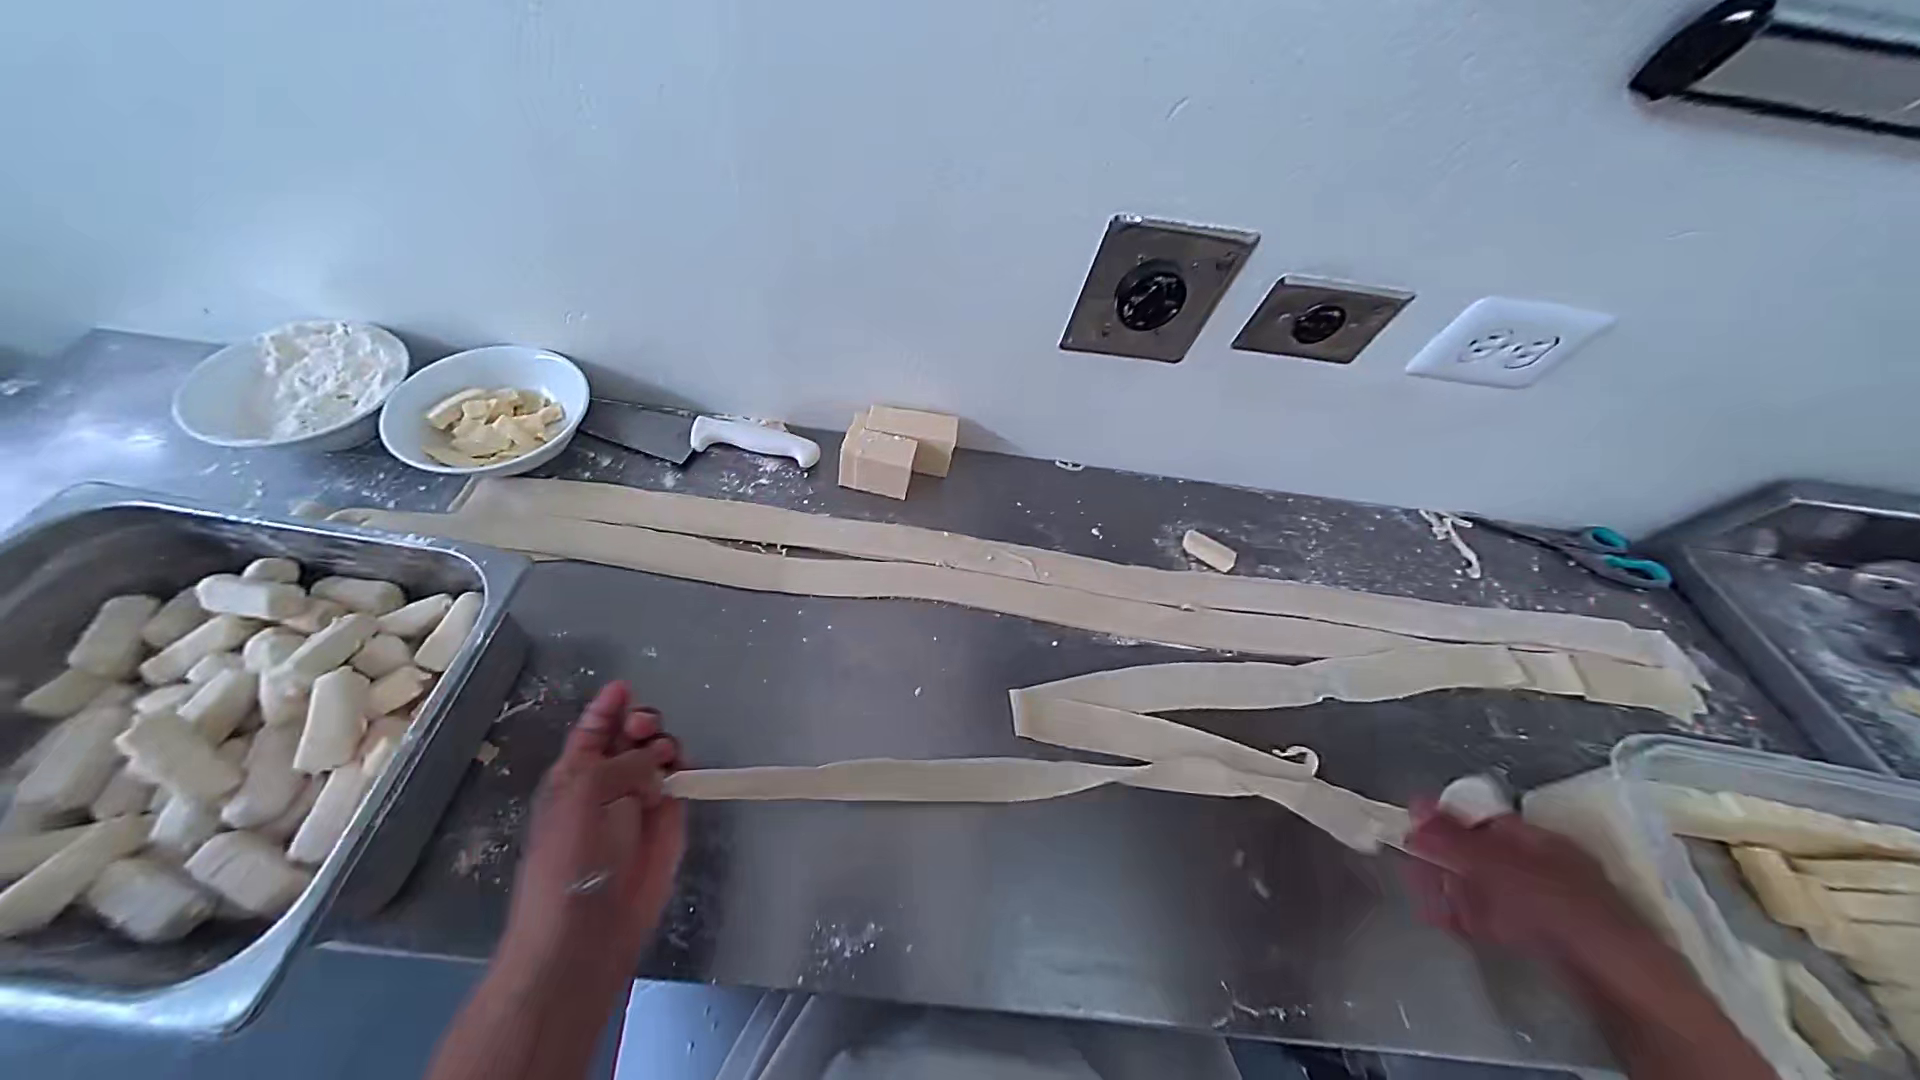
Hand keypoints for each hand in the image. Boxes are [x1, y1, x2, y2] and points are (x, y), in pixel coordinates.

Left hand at [498, 681, 686, 980]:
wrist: (589, 928)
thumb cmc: (569, 860)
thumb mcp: (581, 795)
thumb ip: (619, 762)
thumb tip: (654, 761)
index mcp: (575, 776)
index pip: (593, 731)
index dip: (607, 708)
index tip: (623, 686)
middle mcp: (609, 783)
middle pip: (631, 738)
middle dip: (640, 723)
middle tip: (644, 728)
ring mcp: (641, 801)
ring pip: (660, 756)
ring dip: (662, 744)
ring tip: (662, 754)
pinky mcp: (670, 820)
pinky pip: (682, 782)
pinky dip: (685, 769)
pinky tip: (680, 769)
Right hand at [1402, 798, 1646, 965]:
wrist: (1618, 981)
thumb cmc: (1558, 907)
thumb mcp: (1497, 864)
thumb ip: (1452, 836)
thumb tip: (1414, 806)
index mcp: (1536, 840)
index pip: (1480, 819)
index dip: (1444, 821)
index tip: (1412, 828)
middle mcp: (1539, 866)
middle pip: (1475, 853)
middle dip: (1441, 860)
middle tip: (1415, 871)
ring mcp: (1540, 903)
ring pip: (1481, 886)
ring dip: (1449, 890)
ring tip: (1428, 901)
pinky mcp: (1538, 936)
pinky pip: (1491, 915)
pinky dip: (1465, 915)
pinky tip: (1448, 921)